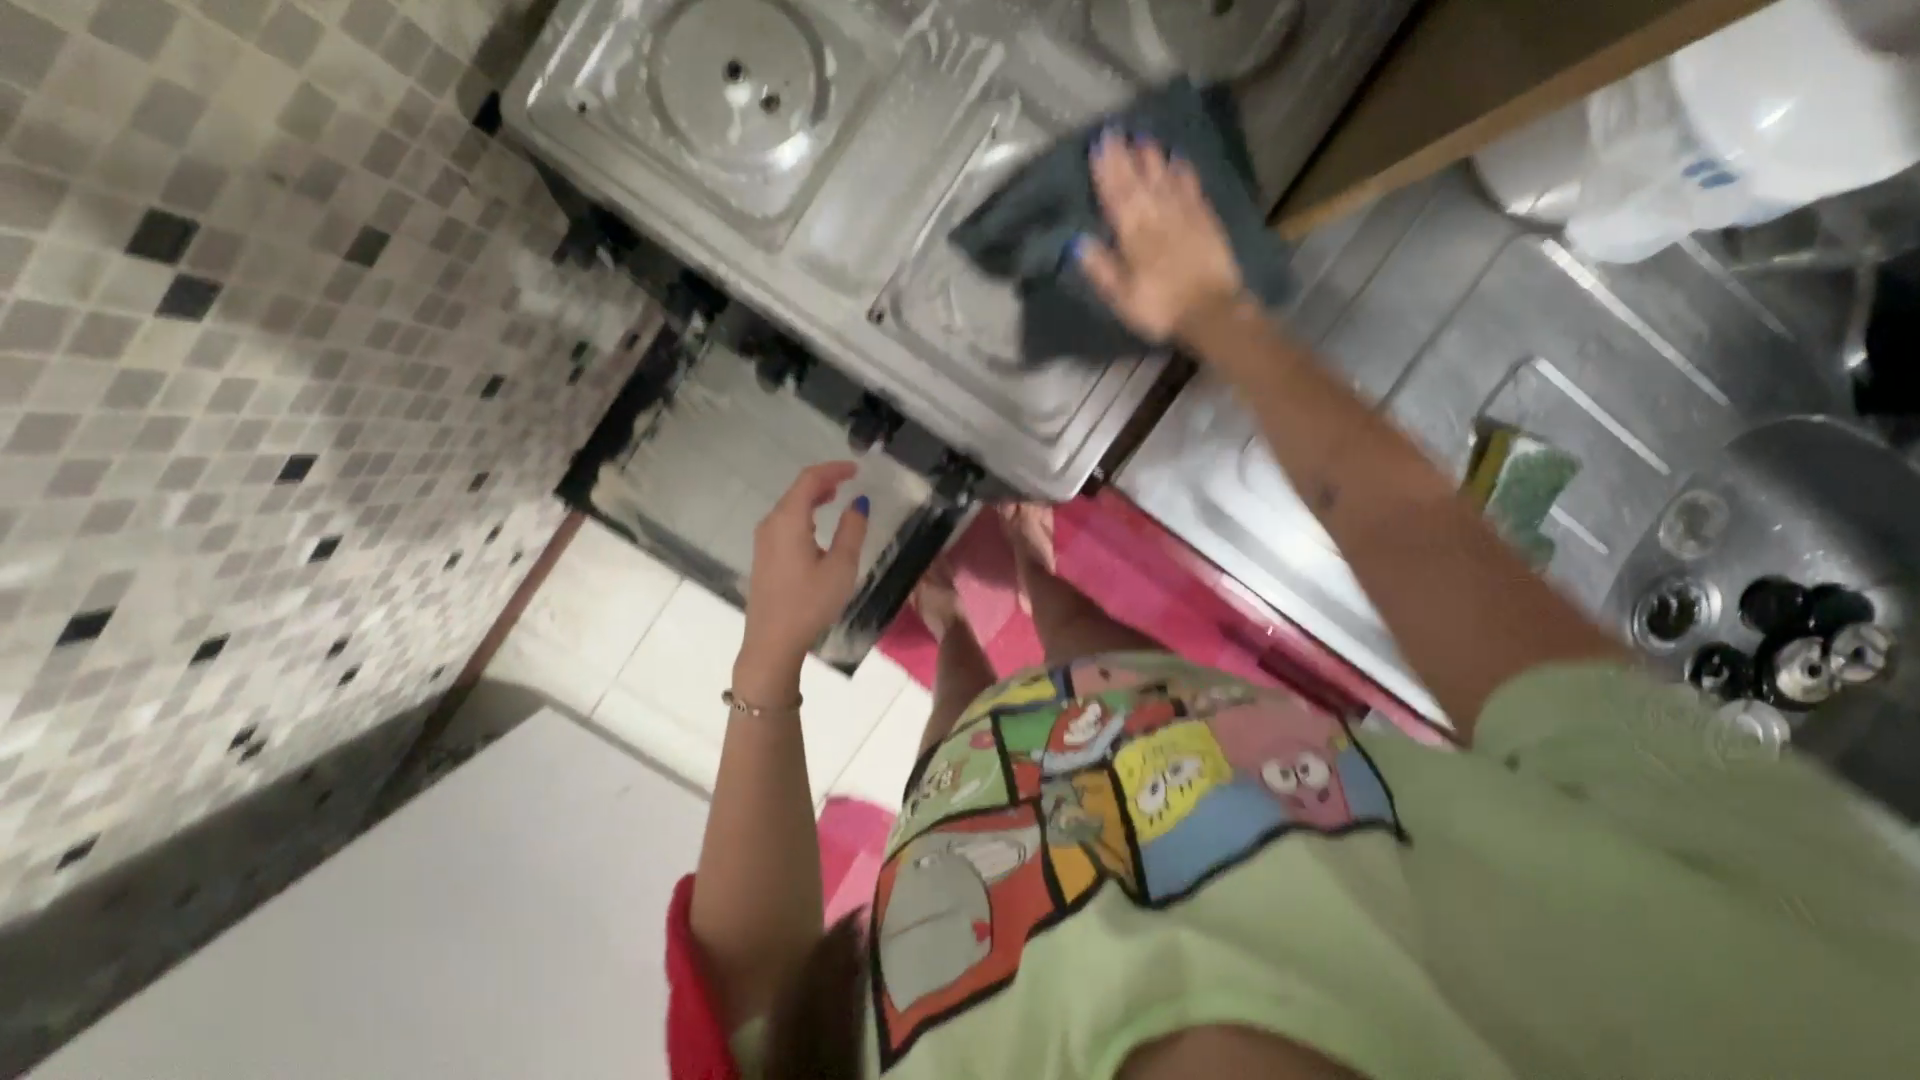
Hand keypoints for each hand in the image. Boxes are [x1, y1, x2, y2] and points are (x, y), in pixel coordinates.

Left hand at [738, 462, 870, 681]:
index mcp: (788, 520)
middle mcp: (771, 523)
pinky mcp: (763, 556)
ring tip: (836, 497)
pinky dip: (803, 513)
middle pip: (797, 490)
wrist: (772, 641)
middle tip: (849, 479)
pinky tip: (817, 524)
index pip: (810, 479)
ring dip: (812, 497)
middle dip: (823, 481)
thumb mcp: (841, 567)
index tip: (856, 469)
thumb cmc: (810, 603)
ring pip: (789, 506)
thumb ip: (852, 530)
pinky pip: (784, 522)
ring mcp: (763, 540)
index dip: (834, 469)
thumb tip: (858, 503)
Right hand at [1077, 131, 1246, 343]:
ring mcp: (1184, 214)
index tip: (1098, 144)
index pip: (1115, 194)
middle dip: (1125, 156)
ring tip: (1143, 138)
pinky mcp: (1206, 220)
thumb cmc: (1160, 308)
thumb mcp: (1122, 296)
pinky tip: (1179, 160)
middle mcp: (1157, 215)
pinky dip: (1183, 172)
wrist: (1212, 311)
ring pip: (1165, 178)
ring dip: (1153, 158)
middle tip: (1115, 131)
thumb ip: (1100, 267)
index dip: (1106, 169)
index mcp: (1132, 233)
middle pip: (1138, 180)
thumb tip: (1078, 241)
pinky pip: (1192, 188)